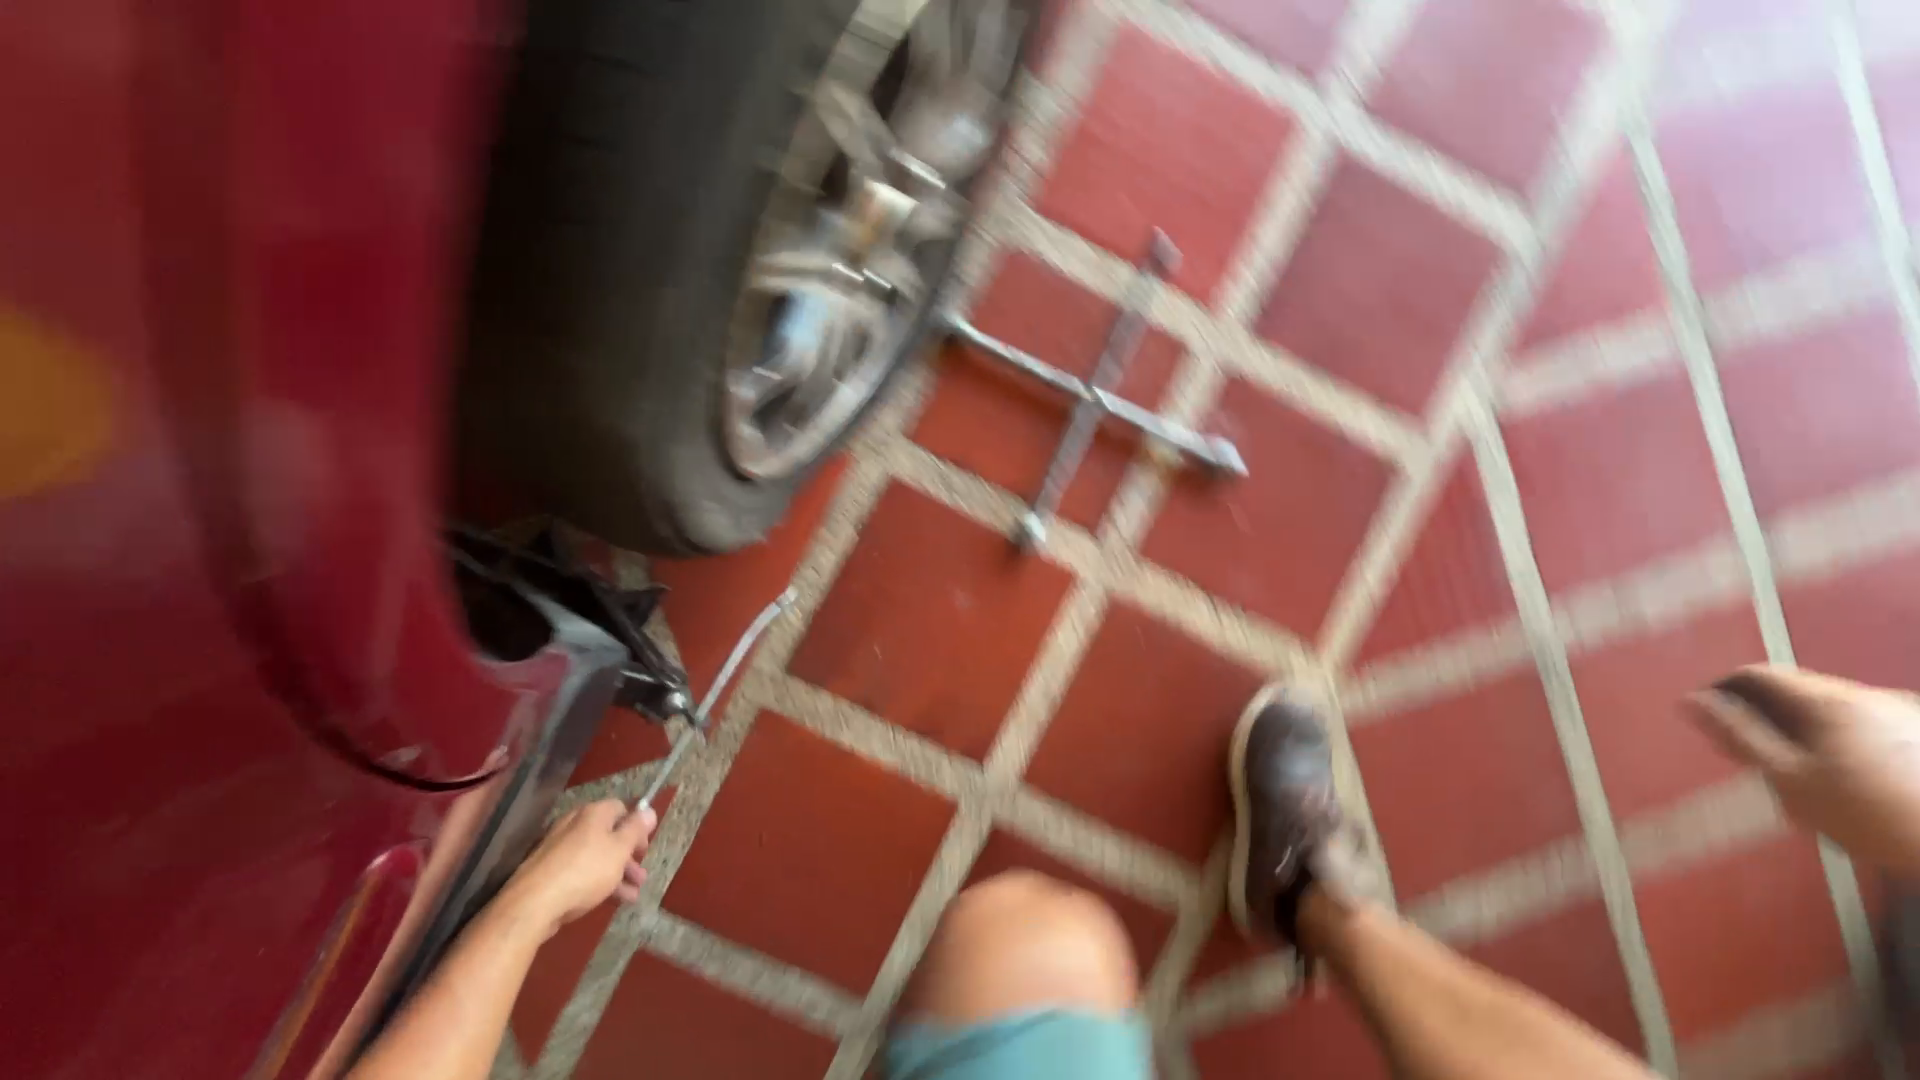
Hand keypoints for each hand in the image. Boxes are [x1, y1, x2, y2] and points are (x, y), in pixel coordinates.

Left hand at [497, 799, 656, 939]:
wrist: (533, 905)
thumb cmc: (585, 871)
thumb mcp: (620, 849)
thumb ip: (636, 829)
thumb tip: (649, 810)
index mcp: (593, 814)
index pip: (621, 808)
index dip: (636, 825)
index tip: (644, 847)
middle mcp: (574, 825)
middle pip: (608, 834)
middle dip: (628, 855)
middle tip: (641, 874)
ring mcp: (558, 849)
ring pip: (596, 856)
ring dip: (617, 873)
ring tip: (633, 894)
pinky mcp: (548, 872)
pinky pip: (581, 872)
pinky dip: (598, 882)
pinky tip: (612, 901)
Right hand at [1686, 665, 1919, 877]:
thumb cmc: (1868, 817)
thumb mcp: (1786, 777)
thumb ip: (1736, 733)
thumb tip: (1691, 702)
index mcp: (1830, 702)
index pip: (1756, 674)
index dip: (1721, 690)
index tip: (1706, 717)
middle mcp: (1870, 696)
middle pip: (1794, 690)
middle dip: (1761, 715)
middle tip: (1742, 750)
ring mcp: (1904, 713)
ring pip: (1826, 708)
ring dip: (1798, 728)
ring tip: (1790, 767)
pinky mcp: (1919, 733)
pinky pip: (1860, 722)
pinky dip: (1835, 737)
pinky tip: (1836, 771)